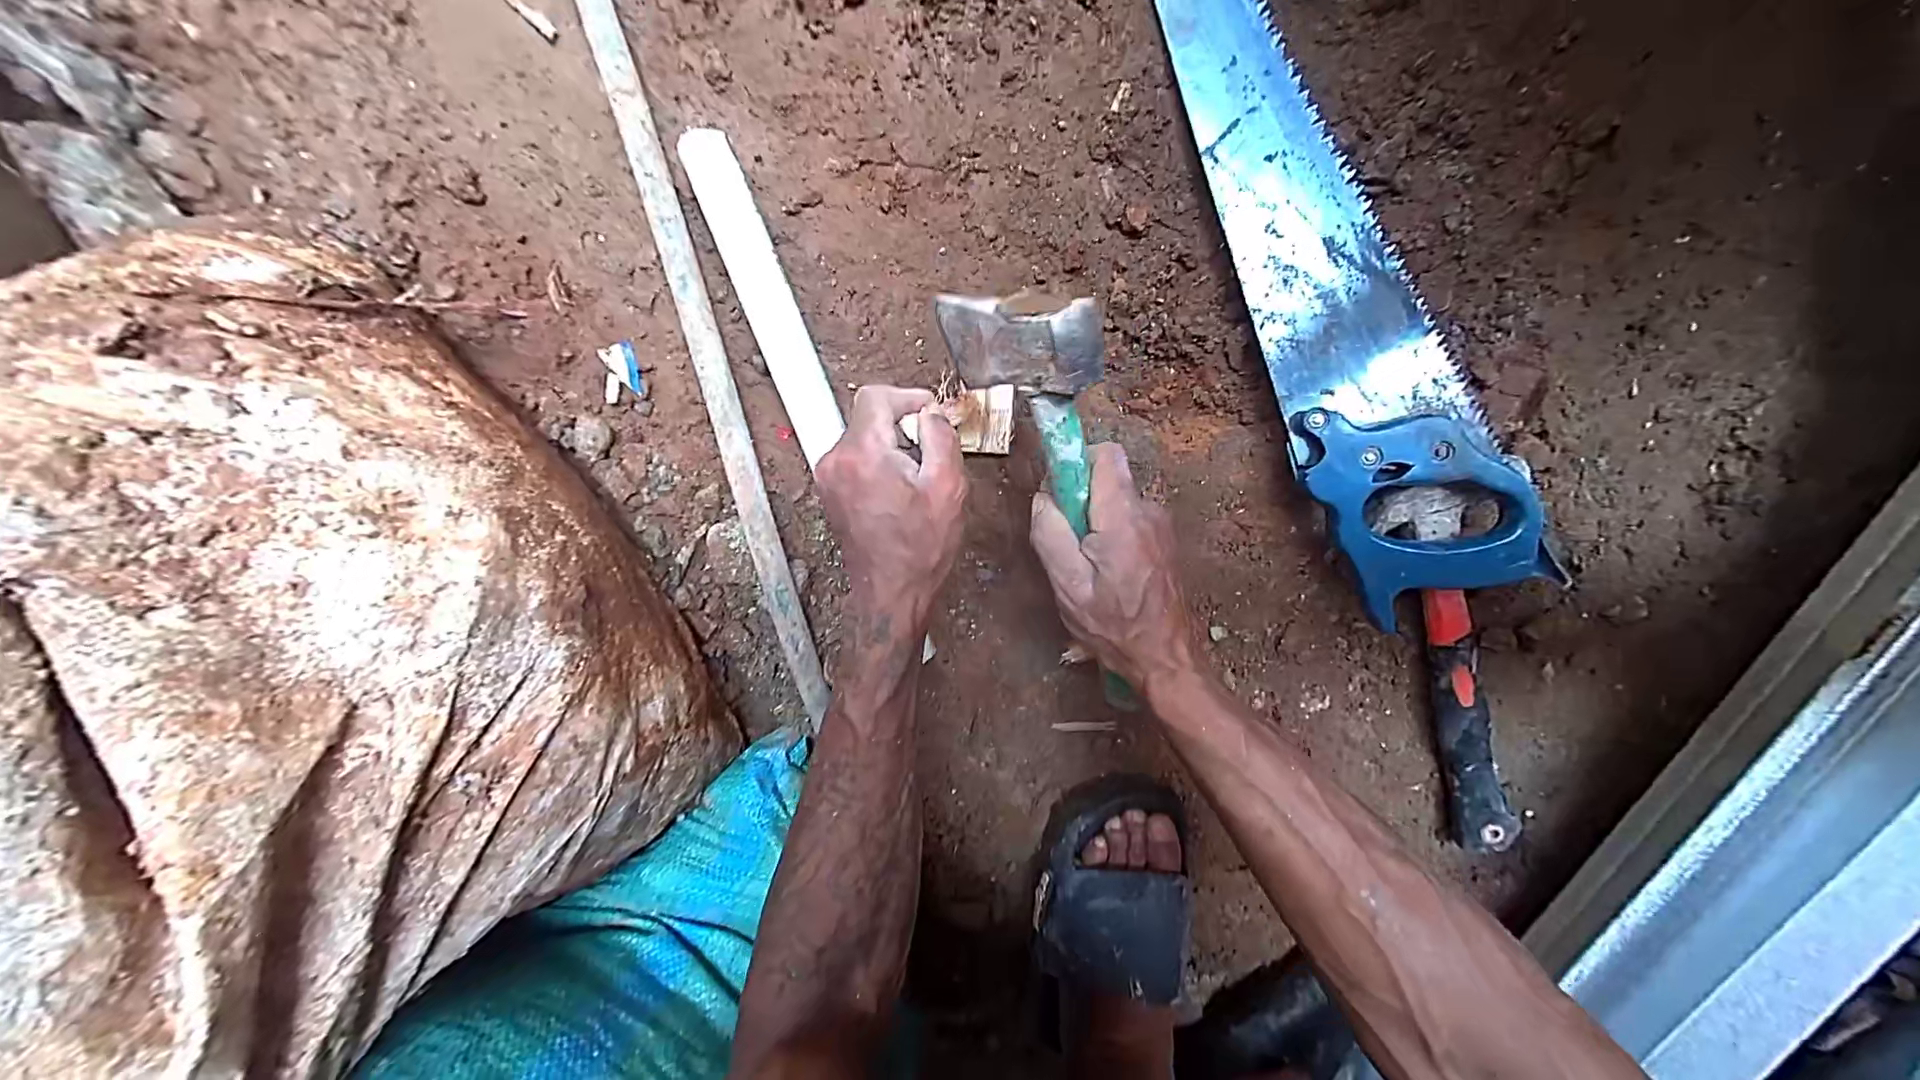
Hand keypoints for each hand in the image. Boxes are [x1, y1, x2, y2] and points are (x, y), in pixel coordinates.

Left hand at [817, 385, 967, 622]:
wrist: (892, 592)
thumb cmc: (920, 548)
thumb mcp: (948, 486)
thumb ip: (940, 436)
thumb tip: (930, 413)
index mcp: (861, 454)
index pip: (875, 396)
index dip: (907, 398)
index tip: (929, 413)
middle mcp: (835, 461)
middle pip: (869, 418)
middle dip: (902, 428)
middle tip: (929, 456)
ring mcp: (828, 479)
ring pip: (863, 439)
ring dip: (891, 448)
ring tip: (916, 481)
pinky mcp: (831, 493)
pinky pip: (856, 461)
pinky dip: (878, 464)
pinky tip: (899, 493)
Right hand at [1030, 442, 1198, 692]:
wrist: (1165, 658)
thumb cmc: (1114, 627)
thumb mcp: (1068, 586)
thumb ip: (1050, 534)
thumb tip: (1042, 497)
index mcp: (1123, 518)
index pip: (1104, 454)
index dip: (1075, 462)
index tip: (1058, 492)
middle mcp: (1148, 512)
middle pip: (1107, 478)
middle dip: (1080, 500)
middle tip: (1068, 544)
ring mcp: (1161, 526)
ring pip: (1116, 502)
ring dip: (1095, 522)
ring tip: (1088, 568)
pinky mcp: (1164, 540)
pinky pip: (1129, 520)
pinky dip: (1112, 535)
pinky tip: (1108, 574)